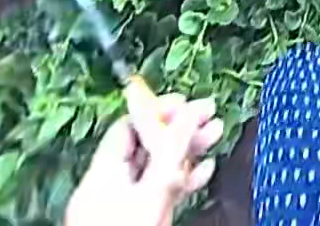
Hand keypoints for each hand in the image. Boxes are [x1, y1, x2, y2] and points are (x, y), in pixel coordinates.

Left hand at [64, 95, 224, 225]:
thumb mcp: (154, 189)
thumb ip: (173, 147)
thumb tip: (193, 108)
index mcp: (102, 174)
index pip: (129, 126)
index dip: (159, 111)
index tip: (191, 105)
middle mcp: (110, 186)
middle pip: (147, 145)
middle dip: (183, 129)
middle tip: (213, 117)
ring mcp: (123, 207)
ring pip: (158, 167)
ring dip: (190, 150)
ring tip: (217, 137)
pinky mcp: (138, 222)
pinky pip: (161, 192)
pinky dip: (185, 179)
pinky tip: (205, 173)